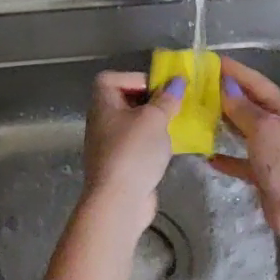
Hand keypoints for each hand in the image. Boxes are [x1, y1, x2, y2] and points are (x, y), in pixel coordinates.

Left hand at [82, 70, 177, 233]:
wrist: (119, 201)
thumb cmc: (133, 152)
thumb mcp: (154, 119)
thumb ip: (167, 99)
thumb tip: (177, 81)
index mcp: (102, 104)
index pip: (112, 78)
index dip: (136, 79)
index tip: (159, 89)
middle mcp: (101, 122)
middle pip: (125, 101)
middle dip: (151, 103)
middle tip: (173, 107)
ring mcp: (109, 146)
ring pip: (134, 126)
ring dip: (154, 125)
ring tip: (176, 127)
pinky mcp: (120, 166)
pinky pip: (137, 147)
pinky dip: (152, 146)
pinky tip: (168, 151)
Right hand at [209, 56, 279, 238]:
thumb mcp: (264, 129)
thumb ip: (243, 108)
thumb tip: (227, 86)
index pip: (257, 84)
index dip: (237, 71)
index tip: (212, 61)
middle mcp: (278, 128)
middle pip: (249, 106)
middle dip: (226, 95)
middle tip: (198, 86)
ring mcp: (271, 152)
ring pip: (243, 132)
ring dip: (223, 123)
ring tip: (198, 114)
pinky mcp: (262, 175)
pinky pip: (240, 162)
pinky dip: (225, 158)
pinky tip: (207, 157)